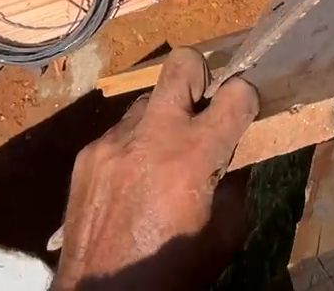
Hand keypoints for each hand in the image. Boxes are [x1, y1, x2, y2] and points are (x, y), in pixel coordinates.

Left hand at [53, 48, 259, 288]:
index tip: (244, 112)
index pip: (236, 92)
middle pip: (183, 63)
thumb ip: (235, 182)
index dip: (246, 98)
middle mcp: (152, 136)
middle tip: (202, 108)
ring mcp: (114, 141)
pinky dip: (135, 145)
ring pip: (150, 99)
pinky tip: (133, 179)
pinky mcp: (87, 154)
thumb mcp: (224, 233)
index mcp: (193, 155)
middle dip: (200, 75)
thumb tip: (235, 153)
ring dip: (164, 119)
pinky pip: (121, 130)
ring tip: (162, 157)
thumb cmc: (171, 272)